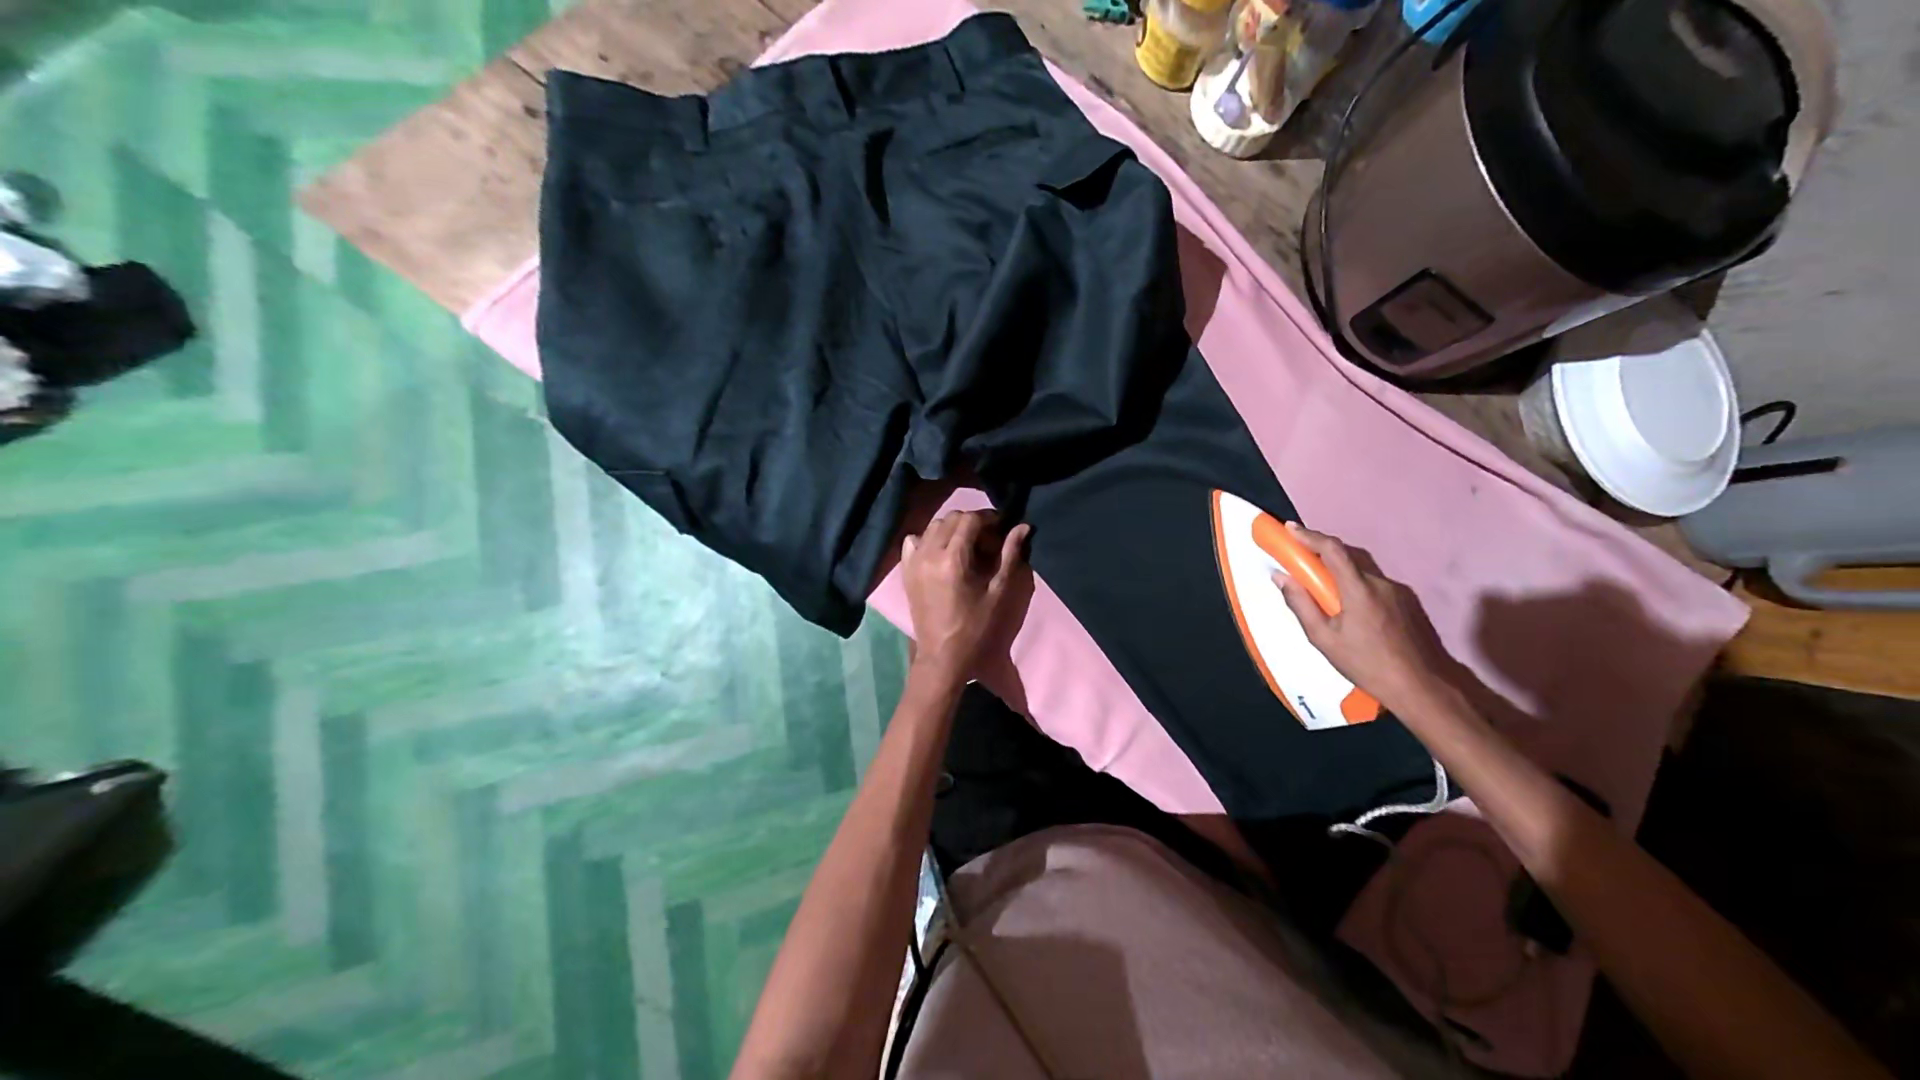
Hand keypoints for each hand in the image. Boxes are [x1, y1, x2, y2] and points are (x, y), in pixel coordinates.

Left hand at [901, 510, 1031, 683]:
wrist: (942, 655)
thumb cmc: (975, 628)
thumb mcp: (997, 592)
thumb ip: (1009, 556)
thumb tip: (1022, 527)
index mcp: (952, 559)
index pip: (969, 520)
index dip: (988, 518)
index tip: (1002, 527)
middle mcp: (929, 554)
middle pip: (951, 518)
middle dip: (972, 522)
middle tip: (988, 539)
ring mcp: (913, 561)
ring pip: (933, 526)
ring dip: (952, 528)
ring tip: (968, 545)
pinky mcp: (906, 570)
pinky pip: (914, 541)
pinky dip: (929, 538)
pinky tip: (942, 552)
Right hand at [1273, 522, 1452, 711]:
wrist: (1422, 687)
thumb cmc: (1366, 664)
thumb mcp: (1323, 638)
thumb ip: (1300, 604)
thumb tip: (1280, 577)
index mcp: (1359, 589)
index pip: (1332, 549)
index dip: (1308, 536)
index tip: (1289, 529)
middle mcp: (1381, 583)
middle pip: (1348, 556)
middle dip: (1321, 552)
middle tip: (1300, 559)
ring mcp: (1399, 592)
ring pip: (1362, 571)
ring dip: (1340, 571)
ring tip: (1323, 591)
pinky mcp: (1408, 603)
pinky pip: (1375, 584)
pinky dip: (1356, 585)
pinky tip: (1350, 610)